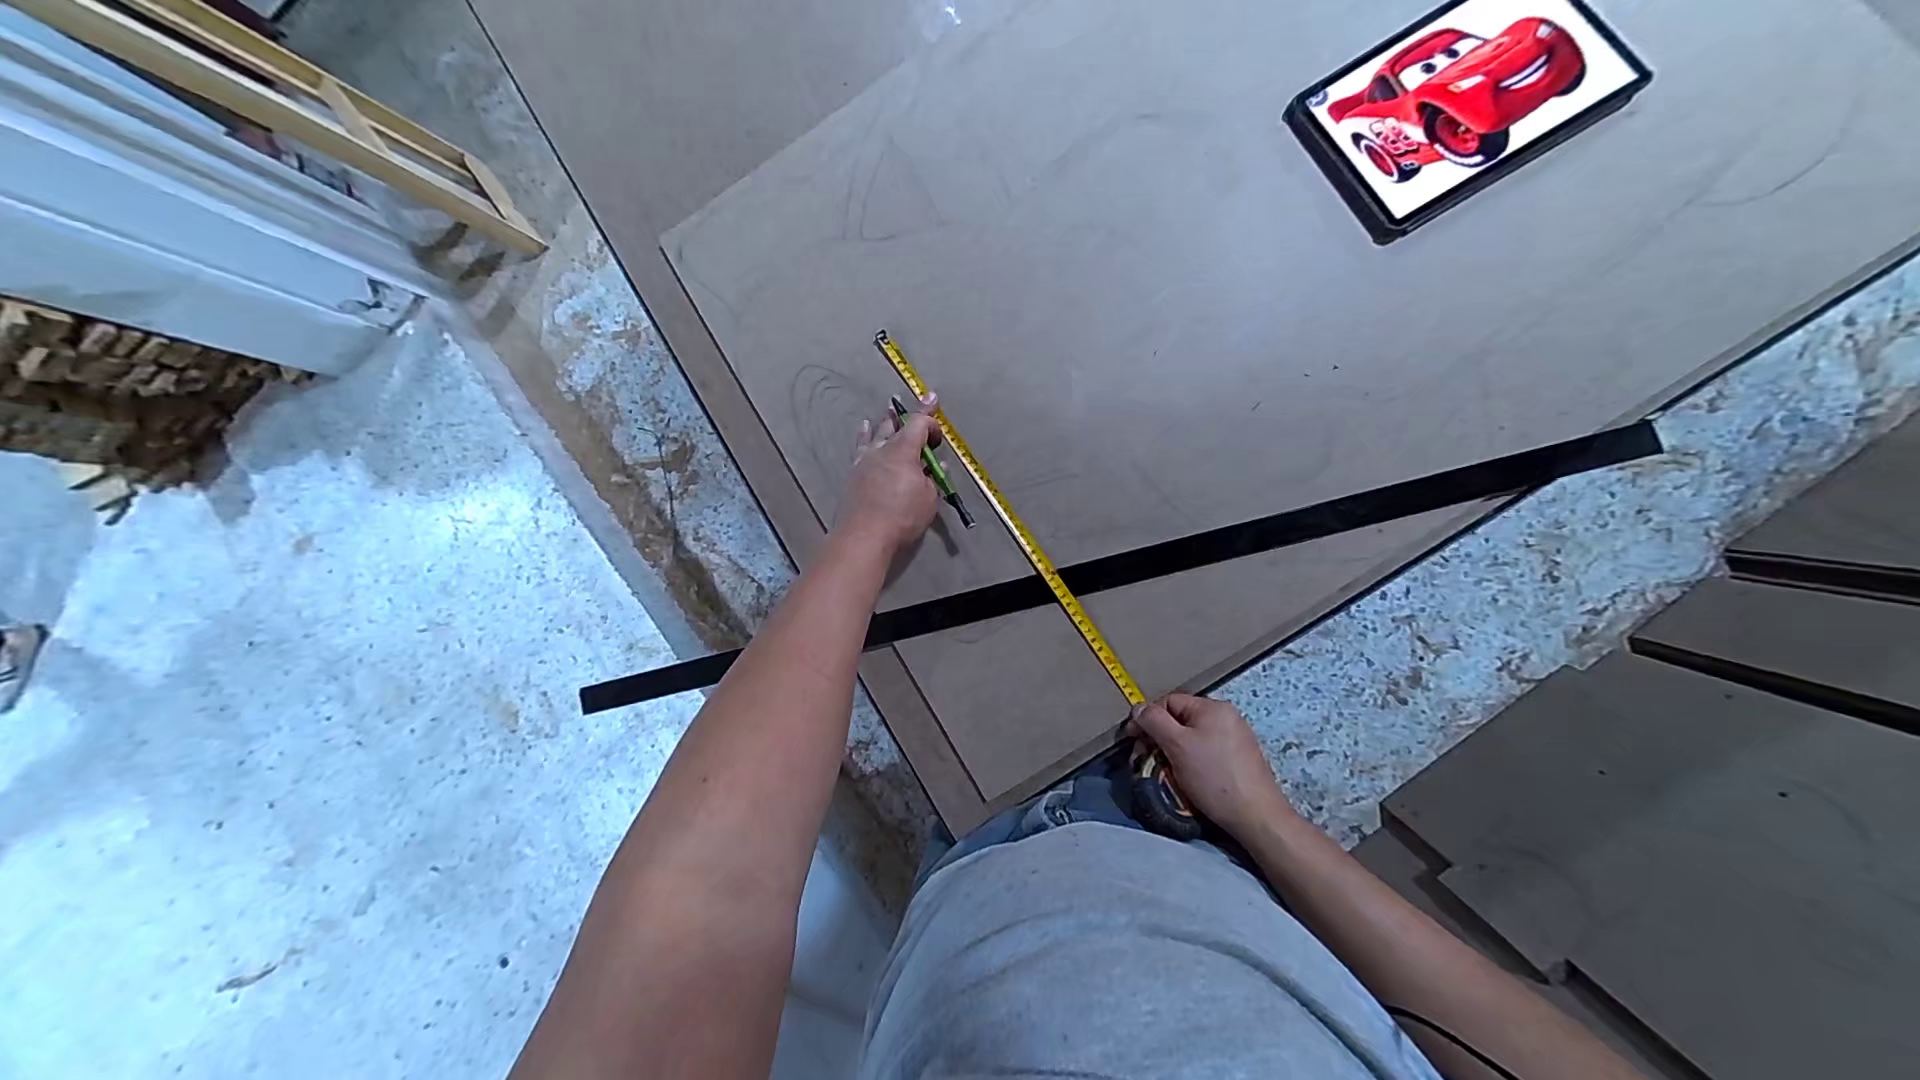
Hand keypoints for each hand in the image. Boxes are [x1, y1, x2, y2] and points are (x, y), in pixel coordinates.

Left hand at [837, 393, 943, 557]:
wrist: (865, 535)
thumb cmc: (903, 516)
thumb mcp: (929, 498)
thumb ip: (932, 478)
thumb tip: (933, 466)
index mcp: (903, 450)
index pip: (919, 423)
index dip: (931, 421)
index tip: (939, 431)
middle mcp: (881, 449)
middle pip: (894, 424)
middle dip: (906, 415)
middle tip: (912, 406)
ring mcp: (864, 460)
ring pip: (874, 434)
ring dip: (883, 423)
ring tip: (886, 413)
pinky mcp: (853, 474)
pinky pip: (860, 448)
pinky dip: (864, 438)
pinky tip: (863, 433)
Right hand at [1130, 693, 1297, 837]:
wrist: (1256, 817)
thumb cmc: (1214, 778)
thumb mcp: (1176, 745)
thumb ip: (1153, 721)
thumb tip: (1138, 708)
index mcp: (1213, 707)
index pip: (1168, 702)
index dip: (1148, 719)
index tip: (1134, 741)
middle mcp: (1227, 717)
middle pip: (1180, 720)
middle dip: (1160, 738)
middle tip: (1147, 758)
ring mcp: (1235, 738)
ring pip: (1191, 738)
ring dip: (1173, 752)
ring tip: (1167, 771)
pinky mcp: (1239, 759)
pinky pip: (1206, 752)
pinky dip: (1191, 761)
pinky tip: (1188, 778)